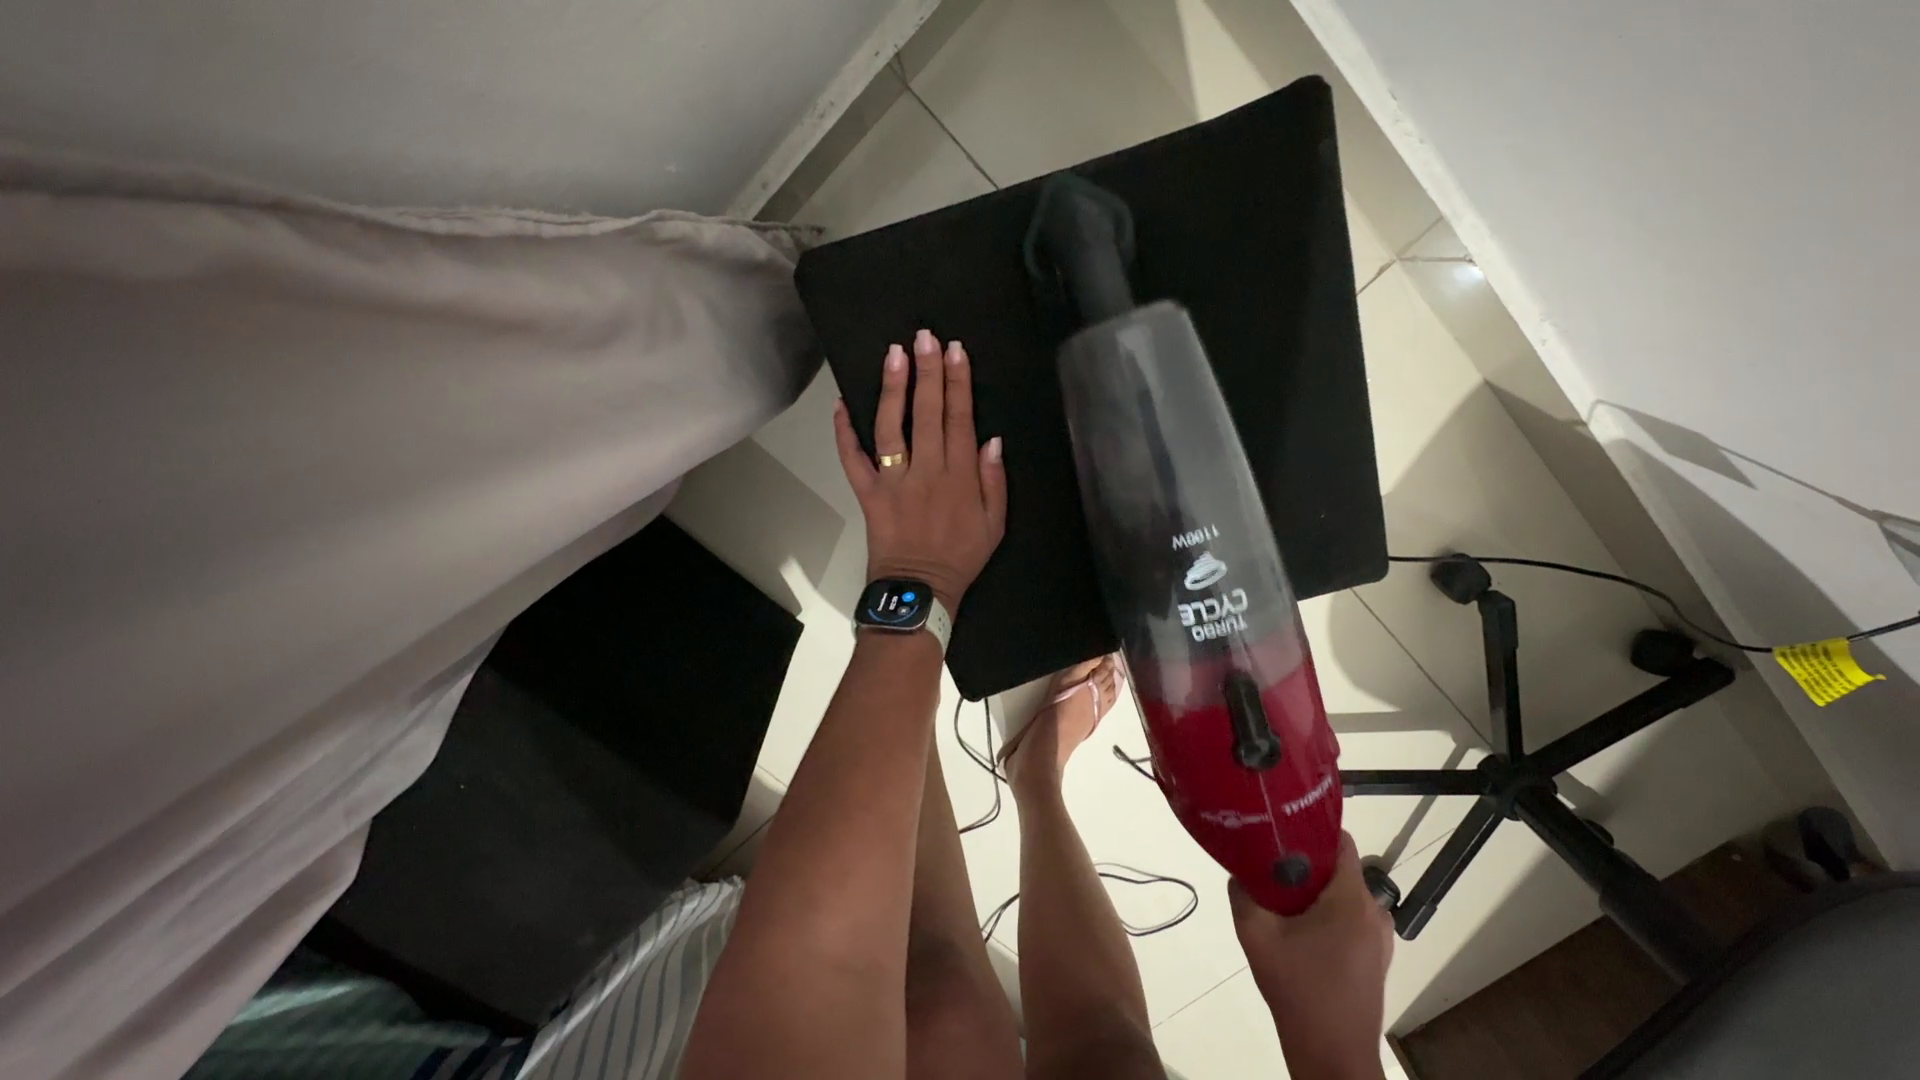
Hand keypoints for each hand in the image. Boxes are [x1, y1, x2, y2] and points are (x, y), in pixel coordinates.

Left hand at [833, 329, 1006, 609]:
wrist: (920, 590)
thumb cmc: (961, 556)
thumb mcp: (995, 524)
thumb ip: (994, 481)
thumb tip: (993, 440)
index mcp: (959, 476)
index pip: (960, 419)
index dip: (957, 382)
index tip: (955, 350)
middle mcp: (926, 471)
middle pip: (927, 413)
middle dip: (926, 372)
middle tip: (924, 336)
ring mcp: (893, 481)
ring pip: (891, 427)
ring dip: (891, 389)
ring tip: (892, 354)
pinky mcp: (868, 493)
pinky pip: (853, 459)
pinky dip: (844, 432)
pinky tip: (841, 403)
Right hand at [1229, 833, 1394, 1079]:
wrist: (1332, 1055)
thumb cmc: (1298, 990)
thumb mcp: (1256, 936)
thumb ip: (1243, 895)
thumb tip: (1239, 872)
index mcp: (1351, 900)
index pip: (1341, 842)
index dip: (1311, 829)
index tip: (1280, 830)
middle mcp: (1374, 912)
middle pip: (1340, 869)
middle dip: (1306, 864)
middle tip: (1270, 866)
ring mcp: (1380, 938)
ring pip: (1344, 896)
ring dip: (1315, 893)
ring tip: (1280, 899)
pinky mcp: (1376, 958)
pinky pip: (1350, 919)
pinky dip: (1326, 915)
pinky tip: (1298, 931)